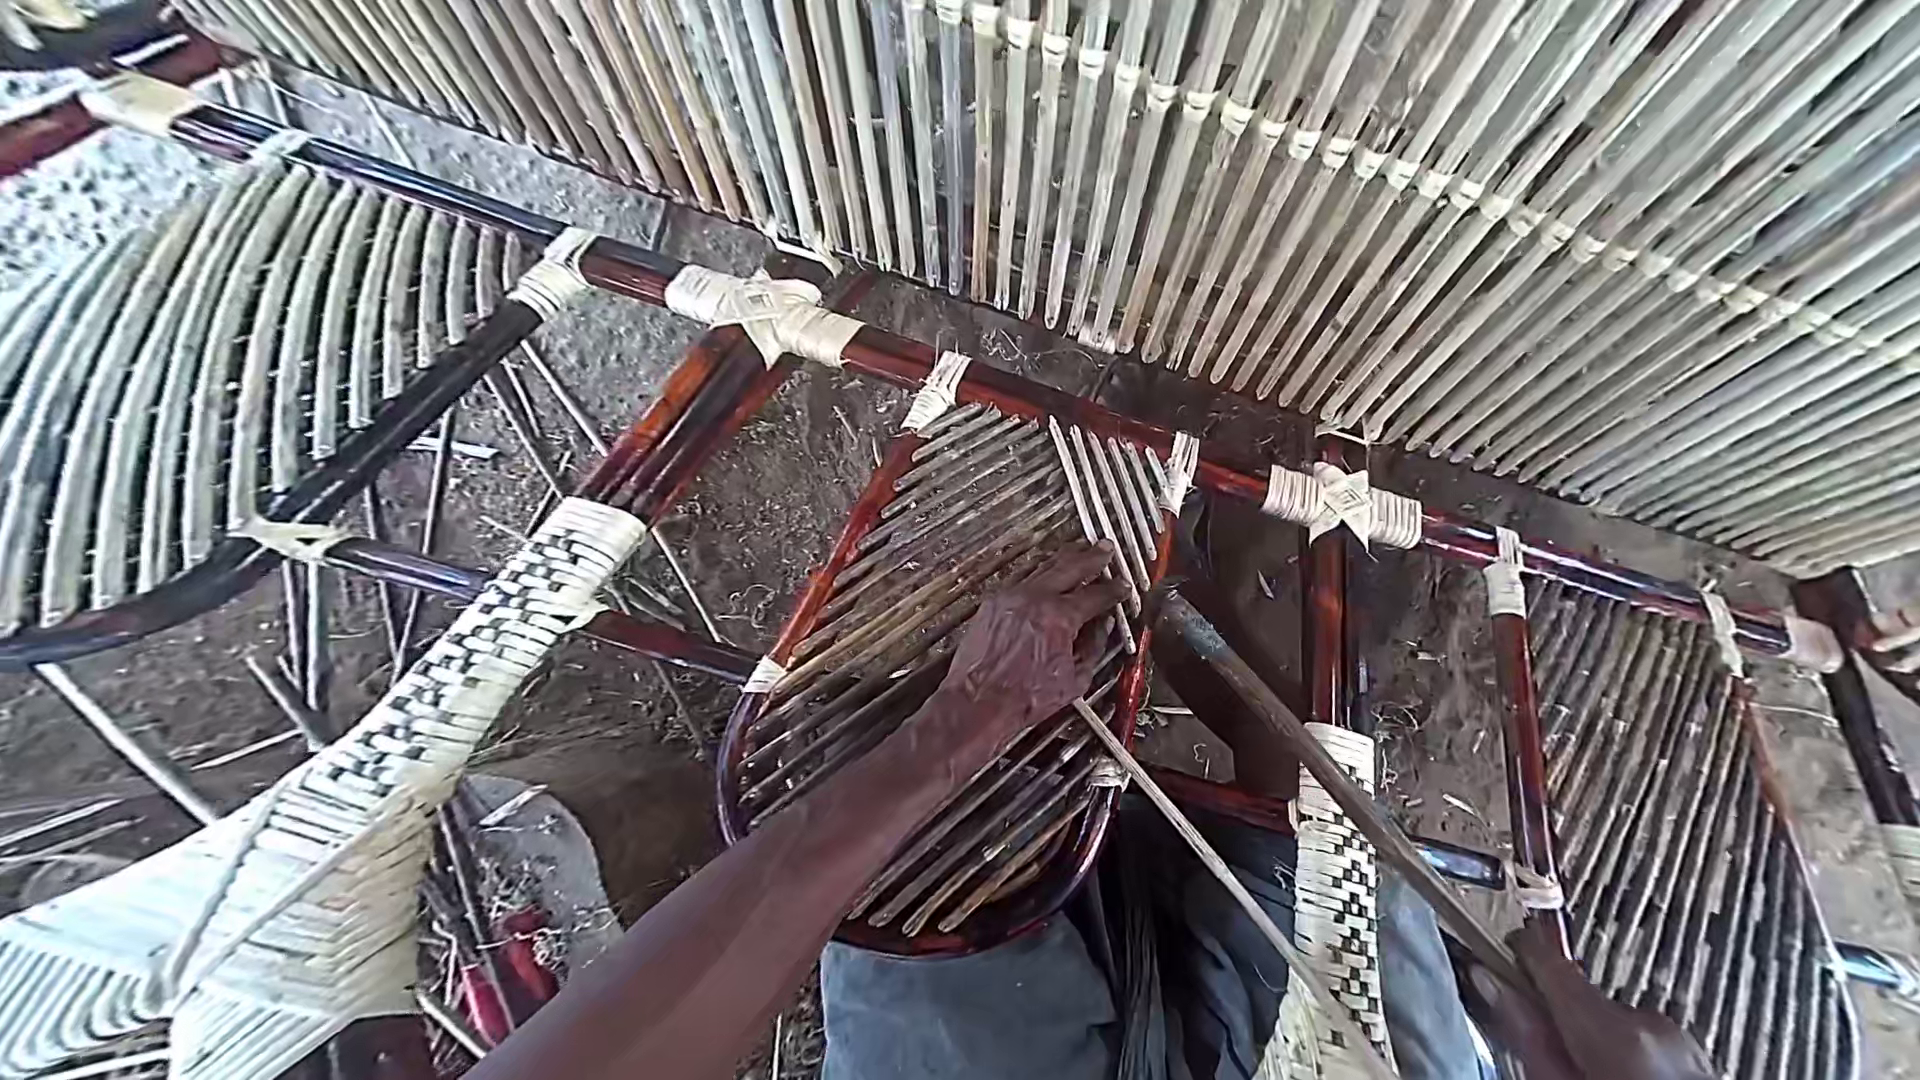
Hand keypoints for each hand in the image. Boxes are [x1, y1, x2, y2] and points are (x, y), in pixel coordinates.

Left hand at [937, 541, 1126, 745]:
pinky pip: (1022, 580)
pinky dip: (1038, 575)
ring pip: (1043, 568)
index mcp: (1058, 617)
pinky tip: (1045, 574)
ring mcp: (1010, 597)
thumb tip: (1101, 630)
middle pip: (1070, 567)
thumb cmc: (1021, 697)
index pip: (1095, 595)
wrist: (979, 700)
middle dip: (1092, 557)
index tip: (1122, 586)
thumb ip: (1093, 647)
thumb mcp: (1074, 679)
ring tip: (1078, 553)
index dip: (1113, 590)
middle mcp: (1034, 600)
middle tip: (1104, 549)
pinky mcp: (993, 602)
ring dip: (1064, 560)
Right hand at [1471, 923, 1714, 1079]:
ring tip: (1588, 1075)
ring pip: (1614, 1022)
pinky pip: (1647, 1045)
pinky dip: (1629, 1060)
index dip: (1515, 954)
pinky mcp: (1705, 1066)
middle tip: (1547, 1054)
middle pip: (1579, 993)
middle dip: (1558, 1015)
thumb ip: (1525, 1033)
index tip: (1496, 965)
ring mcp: (1687, 1048)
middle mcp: (1651, 1025)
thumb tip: (1489, 978)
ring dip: (1595, 1041)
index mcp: (1610, 1026)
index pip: (1544, 954)